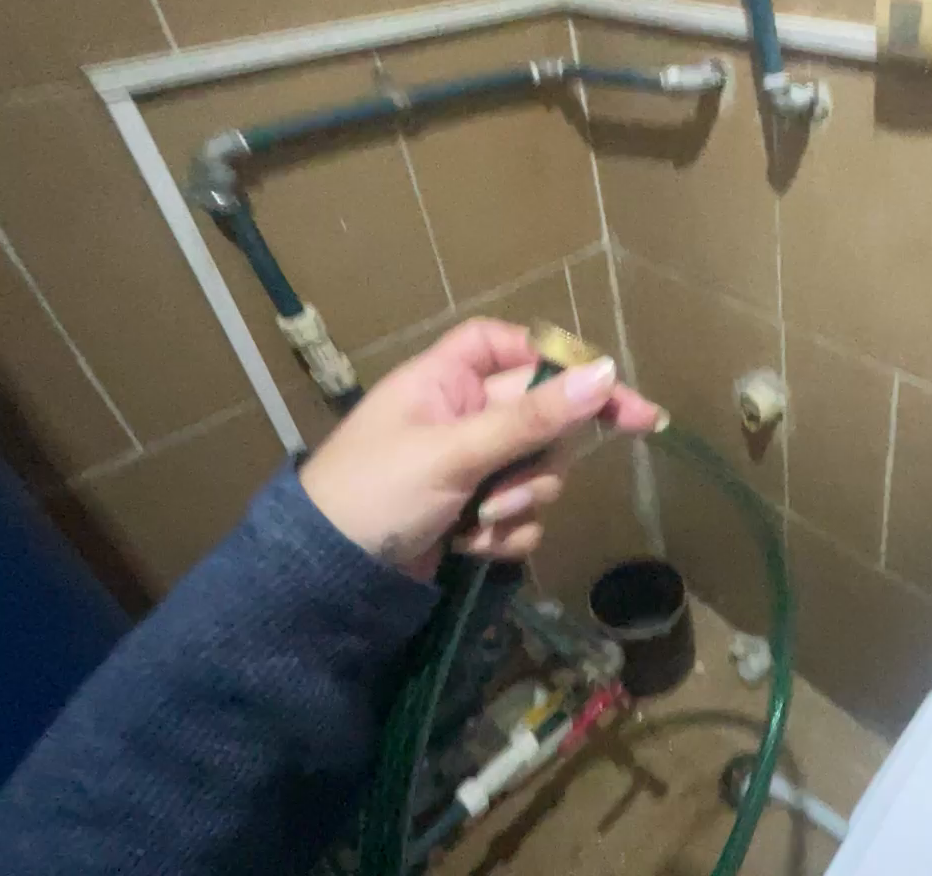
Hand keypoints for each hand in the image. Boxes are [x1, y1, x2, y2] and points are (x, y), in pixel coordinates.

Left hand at [299, 318, 662, 577]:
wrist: (324, 587)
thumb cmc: (375, 495)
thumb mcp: (456, 451)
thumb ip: (533, 416)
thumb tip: (608, 373)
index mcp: (447, 381)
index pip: (509, 345)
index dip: (552, 356)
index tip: (600, 383)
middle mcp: (466, 416)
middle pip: (541, 412)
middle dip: (540, 452)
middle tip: (528, 480)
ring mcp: (477, 465)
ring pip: (541, 466)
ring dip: (522, 498)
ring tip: (481, 521)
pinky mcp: (481, 511)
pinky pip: (526, 511)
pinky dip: (508, 532)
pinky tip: (471, 548)